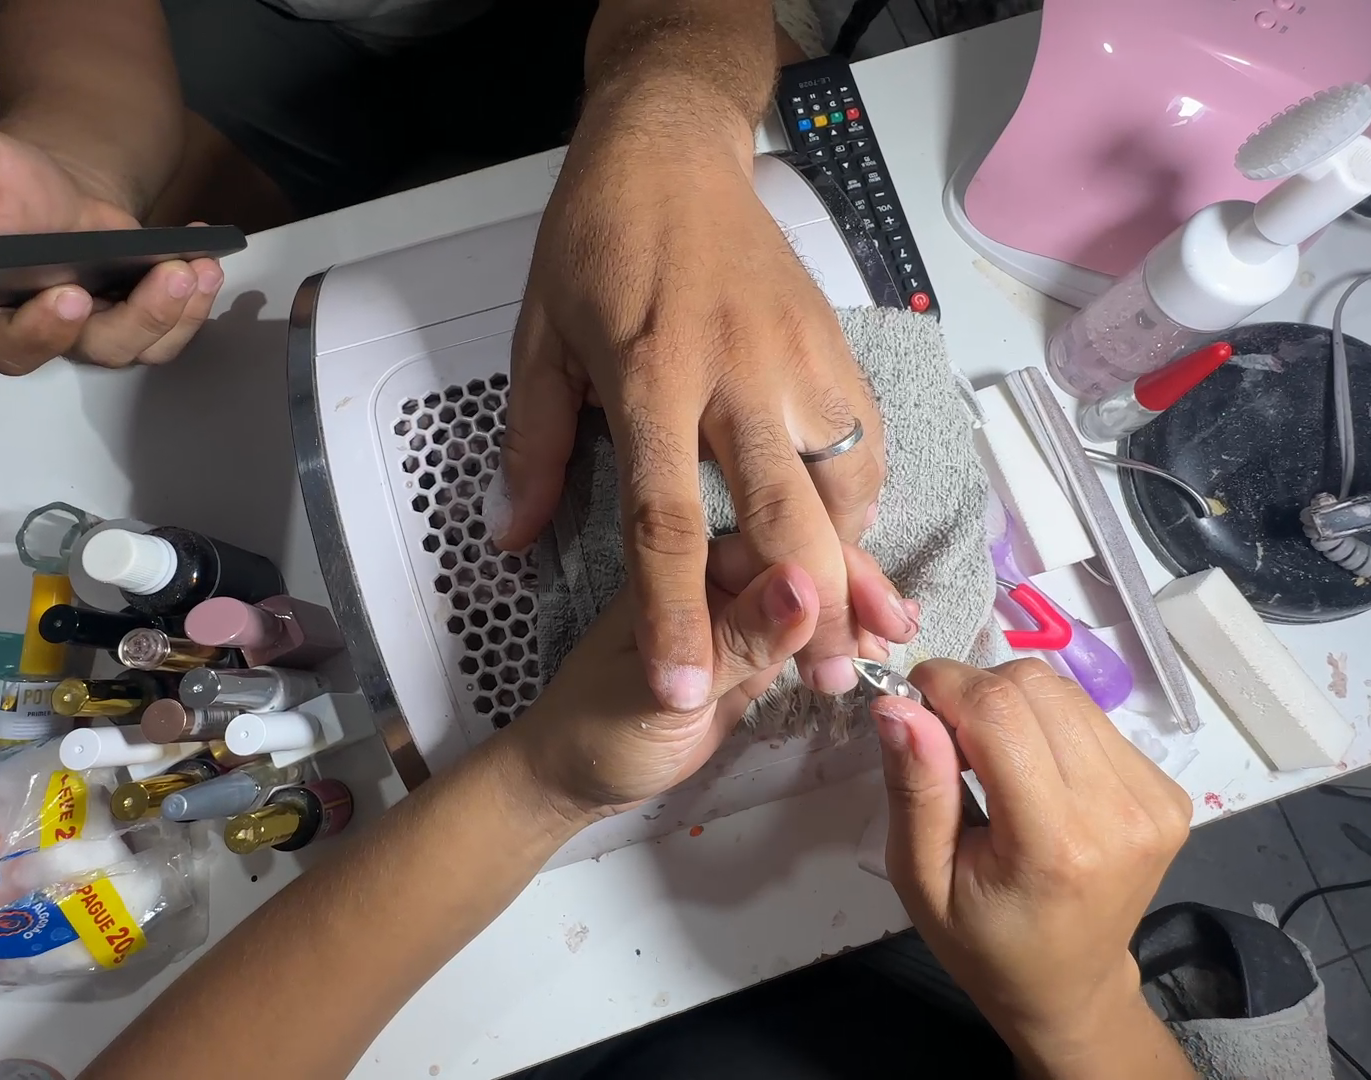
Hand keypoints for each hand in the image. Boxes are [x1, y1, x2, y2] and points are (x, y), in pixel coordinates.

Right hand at [0, 125, 223, 375]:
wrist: (59, 187)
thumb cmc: (7, 183)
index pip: (12, 345)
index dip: (42, 333)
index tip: (69, 295)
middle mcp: (54, 333)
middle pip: (102, 349)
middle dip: (143, 316)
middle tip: (172, 274)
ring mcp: (105, 331)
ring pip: (150, 346)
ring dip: (183, 312)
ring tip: (199, 267)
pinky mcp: (145, 322)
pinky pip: (178, 327)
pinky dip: (200, 299)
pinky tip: (206, 258)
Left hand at [497, 104, 886, 712]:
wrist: (670, 151)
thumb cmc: (596, 244)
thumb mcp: (539, 341)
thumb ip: (535, 447)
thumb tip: (510, 538)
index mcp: (650, 381)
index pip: (664, 525)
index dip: (674, 618)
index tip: (684, 692)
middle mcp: (735, 379)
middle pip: (782, 520)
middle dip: (808, 614)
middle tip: (825, 685)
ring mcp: (796, 362)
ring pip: (842, 486)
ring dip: (851, 563)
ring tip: (856, 630)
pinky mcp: (832, 346)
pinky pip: (859, 443)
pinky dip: (860, 502)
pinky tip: (851, 538)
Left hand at [515, 540, 915, 822]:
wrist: (576, 776)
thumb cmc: (598, 729)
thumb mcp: (664, 689)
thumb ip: (733, 640)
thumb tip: (805, 586)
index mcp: (684, 562)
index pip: (769, 543)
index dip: (829, 572)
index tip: (875, 612)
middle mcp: (714, 575)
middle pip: (799, 559)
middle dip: (854, 587)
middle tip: (898, 626)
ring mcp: (735, 611)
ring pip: (808, 595)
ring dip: (853, 610)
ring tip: (898, 635)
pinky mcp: (747, 648)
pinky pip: (801, 633)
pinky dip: (837, 638)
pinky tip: (872, 644)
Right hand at [875, 660, 1193, 1077]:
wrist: (1069, 986)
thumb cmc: (982, 939)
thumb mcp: (919, 875)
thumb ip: (914, 787)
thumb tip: (897, 704)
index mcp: (1055, 841)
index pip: (998, 710)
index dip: (943, 686)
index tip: (911, 706)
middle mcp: (1119, 810)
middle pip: (1031, 685)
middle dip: (971, 690)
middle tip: (944, 736)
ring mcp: (1152, 796)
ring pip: (1059, 688)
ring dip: (1006, 701)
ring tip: (984, 752)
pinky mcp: (1165, 788)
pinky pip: (1085, 711)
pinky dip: (1040, 719)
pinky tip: (1027, 762)